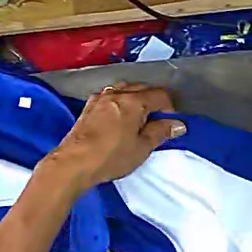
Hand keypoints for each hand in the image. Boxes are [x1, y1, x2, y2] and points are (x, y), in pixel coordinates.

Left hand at [39, 83, 184, 192]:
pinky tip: (120, 113)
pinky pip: (111, 94)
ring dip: (136, 96)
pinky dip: (121, 99)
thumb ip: (161, 132)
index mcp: (134, 101)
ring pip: (125, 88)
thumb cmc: (111, 156)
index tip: (172, 122)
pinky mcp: (89, 106)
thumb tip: (178, 124)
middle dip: (154, 99)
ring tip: (140, 114)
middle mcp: (117, 93)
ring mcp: (101, 98)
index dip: (170, 107)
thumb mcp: (142, 148)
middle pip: (143, 87)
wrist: (73, 163)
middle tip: (159, 118)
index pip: (160, 95)